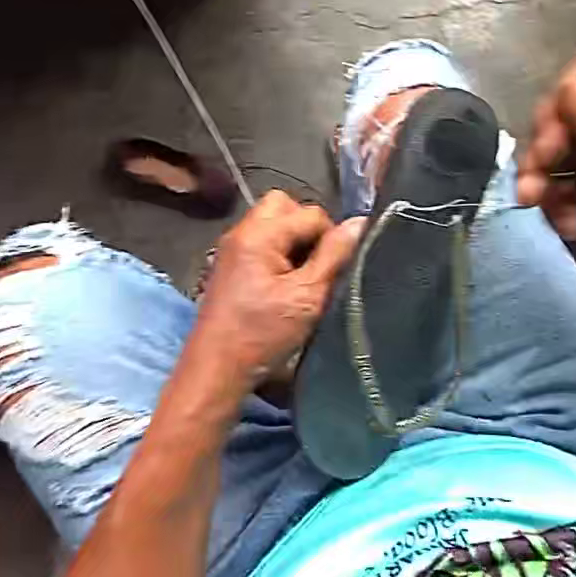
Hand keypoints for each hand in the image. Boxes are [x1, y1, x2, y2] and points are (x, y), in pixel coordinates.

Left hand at [181, 191, 364, 398]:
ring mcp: (232, 249)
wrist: (216, 370)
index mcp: (259, 234)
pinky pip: (262, 243)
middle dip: (309, 228)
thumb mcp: (307, 296)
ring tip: (304, 278)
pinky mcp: (230, 266)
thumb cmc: (262, 334)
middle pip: (285, 206)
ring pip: (274, 224)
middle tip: (318, 263)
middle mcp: (242, 232)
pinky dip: (280, 254)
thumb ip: (335, 256)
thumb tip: (359, 223)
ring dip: (295, 242)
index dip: (331, 237)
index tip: (334, 270)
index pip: (311, 213)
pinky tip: (287, 286)